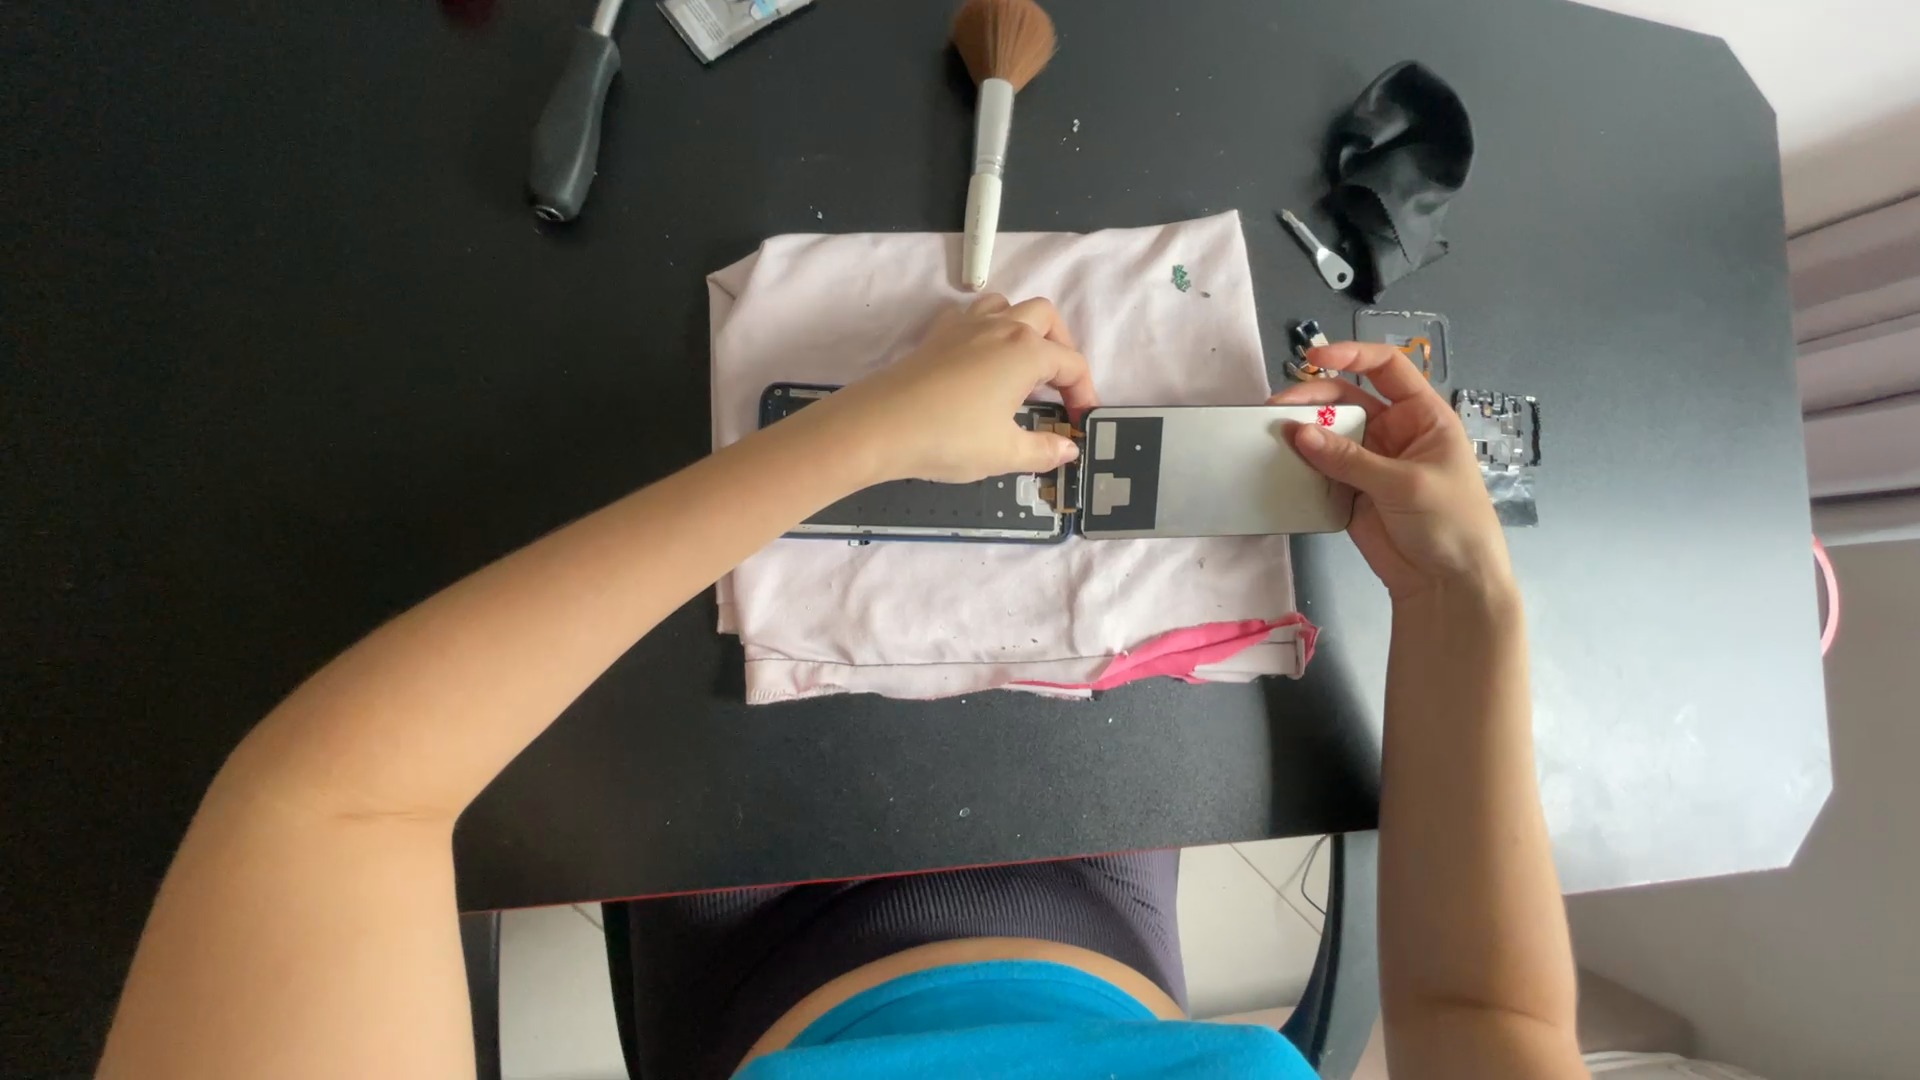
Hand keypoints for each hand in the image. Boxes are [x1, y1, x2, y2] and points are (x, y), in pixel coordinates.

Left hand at [816, 294, 1098, 483]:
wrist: (880, 426)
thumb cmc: (949, 439)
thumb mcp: (1004, 453)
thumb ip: (1043, 450)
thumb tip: (1068, 449)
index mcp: (1026, 352)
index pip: (1072, 363)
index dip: (1084, 393)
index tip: (1080, 420)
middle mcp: (1000, 327)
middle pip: (1046, 318)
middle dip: (1061, 347)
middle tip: (1058, 386)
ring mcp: (965, 325)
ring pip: (1007, 305)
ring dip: (1024, 327)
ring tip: (1022, 364)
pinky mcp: (937, 334)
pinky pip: (971, 314)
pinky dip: (986, 326)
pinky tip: (980, 356)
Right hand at [1269, 342, 1511, 601]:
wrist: (1446, 582)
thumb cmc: (1449, 522)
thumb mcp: (1405, 484)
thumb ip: (1349, 459)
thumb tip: (1298, 432)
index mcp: (1421, 417)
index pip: (1388, 370)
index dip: (1353, 356)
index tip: (1315, 357)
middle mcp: (1392, 433)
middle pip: (1346, 400)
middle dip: (1313, 399)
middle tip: (1276, 409)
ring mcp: (1367, 462)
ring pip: (1327, 434)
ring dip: (1301, 432)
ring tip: (1269, 434)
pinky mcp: (1347, 491)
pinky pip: (1317, 469)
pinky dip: (1298, 465)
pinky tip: (1278, 464)